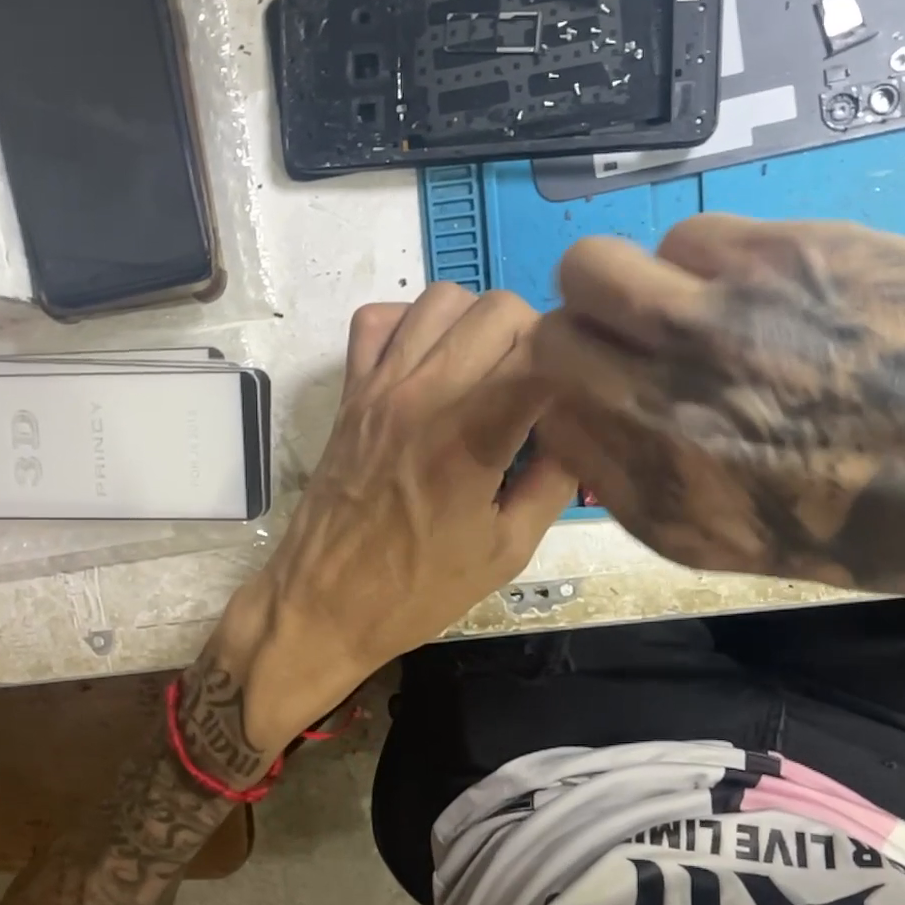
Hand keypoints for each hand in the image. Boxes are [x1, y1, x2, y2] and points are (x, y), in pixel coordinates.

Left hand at [217, 285, 577, 755]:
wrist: (322, 605)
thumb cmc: (419, 591)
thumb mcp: (509, 551)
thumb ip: (554, 480)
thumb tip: (578, 423)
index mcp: (469, 440)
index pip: (539, 353)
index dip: (575, 359)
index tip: (582, 386)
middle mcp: (423, 396)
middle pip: (497, 309)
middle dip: (535, 336)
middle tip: (538, 386)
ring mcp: (379, 386)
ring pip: (441, 298)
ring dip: (478, 322)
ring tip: (488, 370)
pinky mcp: (350, 391)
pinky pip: (377, 319)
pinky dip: (412, 322)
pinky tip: (430, 360)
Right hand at [531, 215, 904, 590]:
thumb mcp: (757, 542)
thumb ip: (660, 484)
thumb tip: (604, 419)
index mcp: (665, 505)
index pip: (549, 421)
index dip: (571, 398)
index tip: (601, 389)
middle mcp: (667, 420)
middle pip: (547, 340)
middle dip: (581, 337)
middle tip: (634, 337)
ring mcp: (716, 333)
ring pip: (594, 270)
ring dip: (634, 285)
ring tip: (704, 302)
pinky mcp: (779, 259)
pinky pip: (688, 238)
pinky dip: (709, 257)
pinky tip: (772, 282)